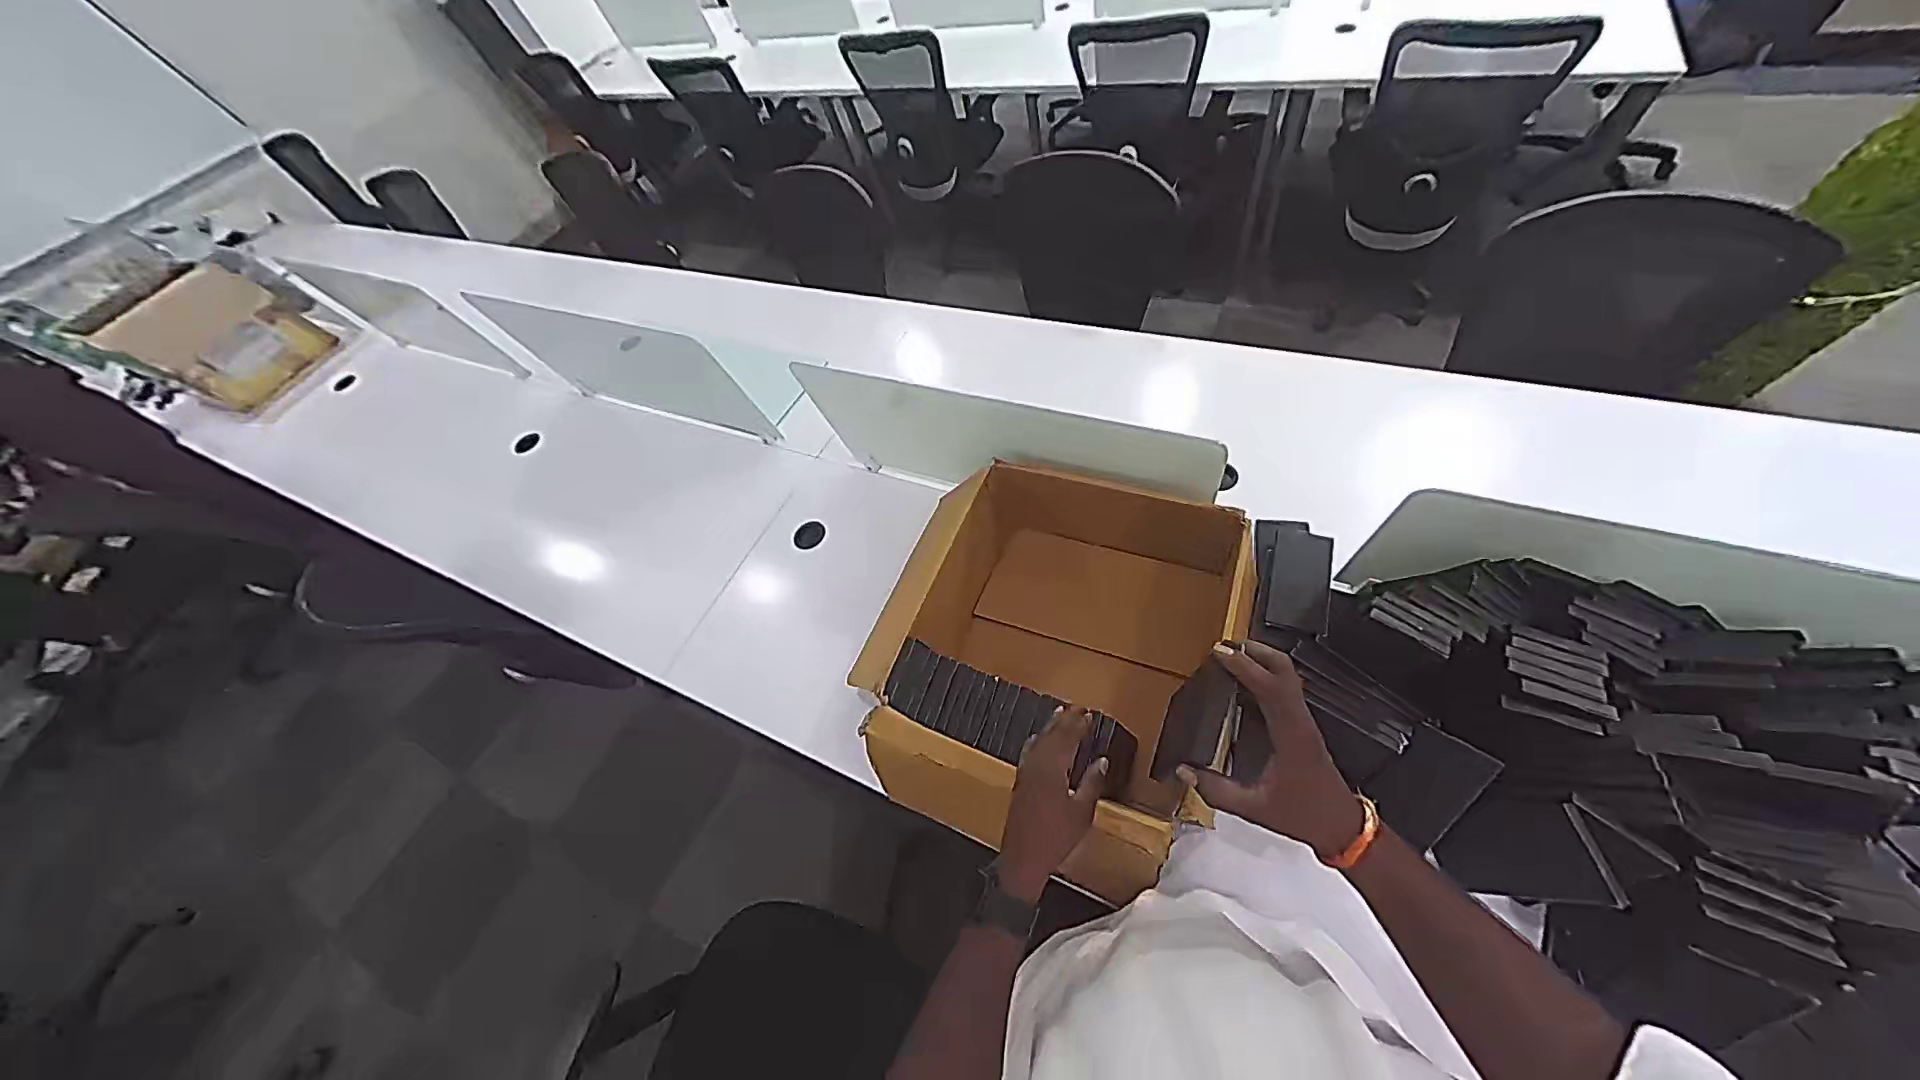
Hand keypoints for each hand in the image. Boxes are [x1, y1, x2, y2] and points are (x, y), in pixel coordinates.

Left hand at [998, 706, 1106, 902]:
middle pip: (1052, 734)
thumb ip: (1092, 782)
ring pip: (1039, 740)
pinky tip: (1038, 738)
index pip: (1068, 738)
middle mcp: (1037, 764)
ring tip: (1061, 713)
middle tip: (1077, 707)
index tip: (1089, 713)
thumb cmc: (1056, 838)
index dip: (1079, 724)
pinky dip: (1038, 740)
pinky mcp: (1020, 780)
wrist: (1023, 857)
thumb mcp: (1082, 812)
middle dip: (1065, 720)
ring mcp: (1026, 771)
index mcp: (1053, 768)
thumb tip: (1102, 760)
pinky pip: (1030, 750)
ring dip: (1050, 726)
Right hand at [1177, 640, 1364, 861]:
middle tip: (1224, 647)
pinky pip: (1285, 689)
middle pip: (1285, 670)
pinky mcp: (1301, 726)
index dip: (1245, 666)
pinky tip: (1243, 684)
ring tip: (1230, 658)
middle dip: (1255, 651)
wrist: (1343, 827)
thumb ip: (1216, 790)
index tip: (1220, 653)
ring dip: (1260, 660)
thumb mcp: (1255, 809)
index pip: (1271, 688)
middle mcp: (1300, 722)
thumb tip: (1184, 771)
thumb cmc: (1305, 816)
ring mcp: (1303, 722)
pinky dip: (1264, 676)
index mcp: (1291, 737)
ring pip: (1287, 676)